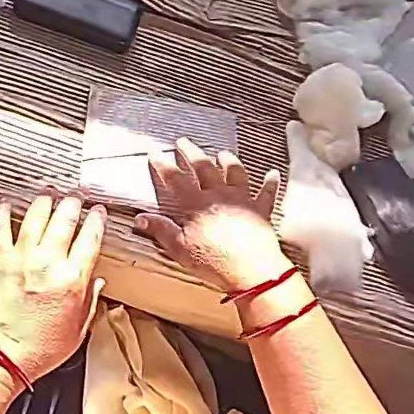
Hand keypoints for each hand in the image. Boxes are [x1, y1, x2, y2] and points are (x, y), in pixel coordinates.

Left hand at [0, 195, 107, 381]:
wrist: (0, 357)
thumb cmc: (39, 349)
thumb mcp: (78, 330)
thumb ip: (91, 301)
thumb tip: (99, 282)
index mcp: (73, 280)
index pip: (90, 238)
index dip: (96, 220)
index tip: (97, 212)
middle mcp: (49, 264)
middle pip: (64, 220)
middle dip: (72, 203)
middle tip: (75, 196)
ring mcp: (22, 259)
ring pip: (36, 218)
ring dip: (44, 201)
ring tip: (49, 192)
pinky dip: (2, 213)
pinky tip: (6, 202)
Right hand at [135, 139, 287, 290]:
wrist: (252, 271)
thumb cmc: (214, 262)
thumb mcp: (180, 249)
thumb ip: (161, 230)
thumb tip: (141, 218)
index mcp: (197, 204)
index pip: (175, 179)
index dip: (163, 164)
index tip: (154, 151)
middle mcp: (219, 195)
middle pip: (204, 167)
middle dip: (192, 152)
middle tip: (183, 142)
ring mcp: (242, 200)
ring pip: (235, 172)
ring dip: (228, 161)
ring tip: (222, 153)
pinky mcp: (261, 211)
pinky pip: (267, 193)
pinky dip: (270, 182)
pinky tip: (273, 174)